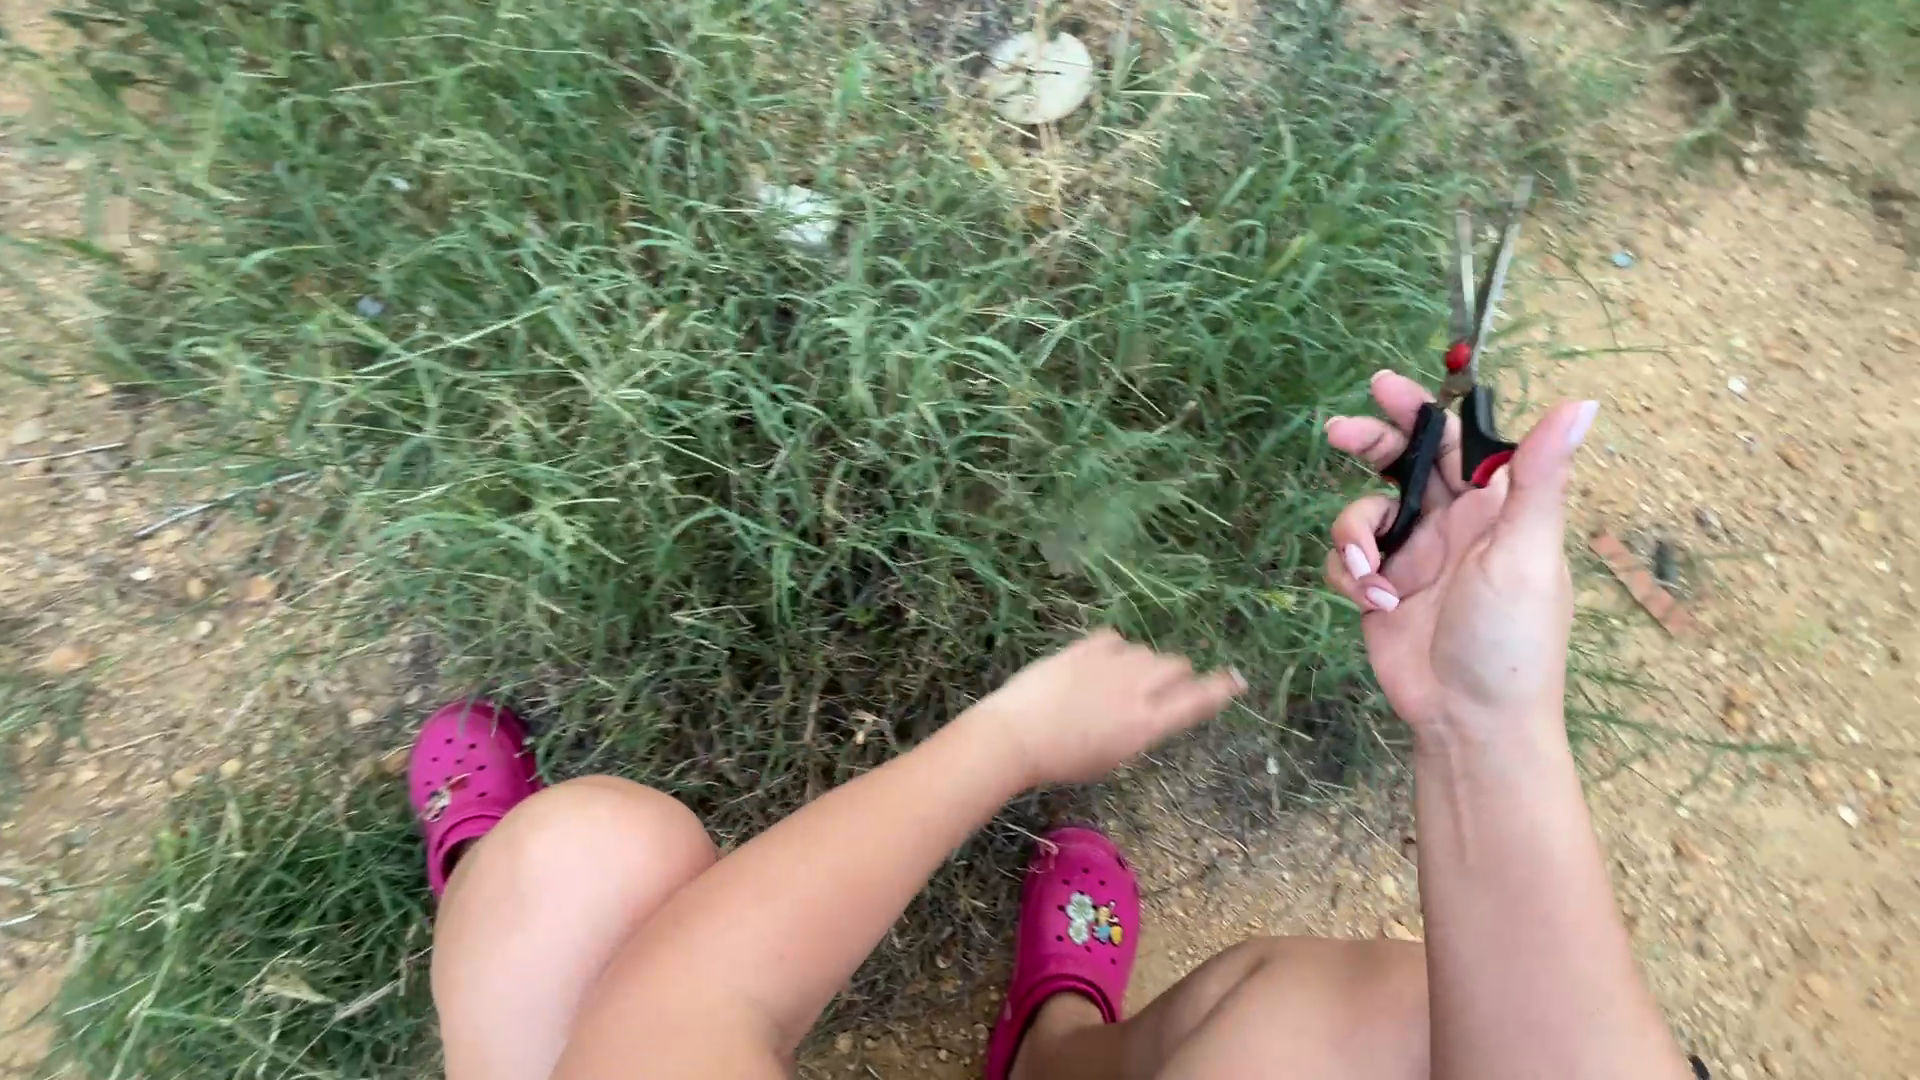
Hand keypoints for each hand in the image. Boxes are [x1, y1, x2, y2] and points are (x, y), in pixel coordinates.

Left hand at [961, 630, 1245, 787]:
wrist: (1016, 735)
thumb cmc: (1063, 760)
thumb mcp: (1114, 757)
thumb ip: (1140, 730)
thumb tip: (1151, 710)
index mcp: (1148, 724)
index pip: (1198, 701)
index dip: (1221, 688)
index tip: (1235, 678)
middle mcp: (1137, 689)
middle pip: (1176, 666)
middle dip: (1175, 675)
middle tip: (1155, 688)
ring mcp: (1111, 663)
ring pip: (1146, 651)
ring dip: (1141, 663)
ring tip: (1114, 682)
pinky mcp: (1085, 646)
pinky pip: (1114, 638)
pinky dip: (1113, 649)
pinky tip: (1099, 662)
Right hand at [1323, 371, 1598, 735]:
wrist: (1467, 715)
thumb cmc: (1511, 636)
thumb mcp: (1525, 553)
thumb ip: (1538, 479)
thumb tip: (1579, 402)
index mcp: (1490, 509)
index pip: (1454, 443)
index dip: (1421, 409)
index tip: (1384, 386)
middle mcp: (1446, 525)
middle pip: (1396, 465)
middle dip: (1367, 444)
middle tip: (1336, 431)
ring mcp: (1407, 558)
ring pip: (1360, 514)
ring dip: (1354, 536)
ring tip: (1373, 577)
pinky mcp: (1375, 589)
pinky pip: (1345, 562)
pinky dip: (1350, 577)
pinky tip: (1374, 604)